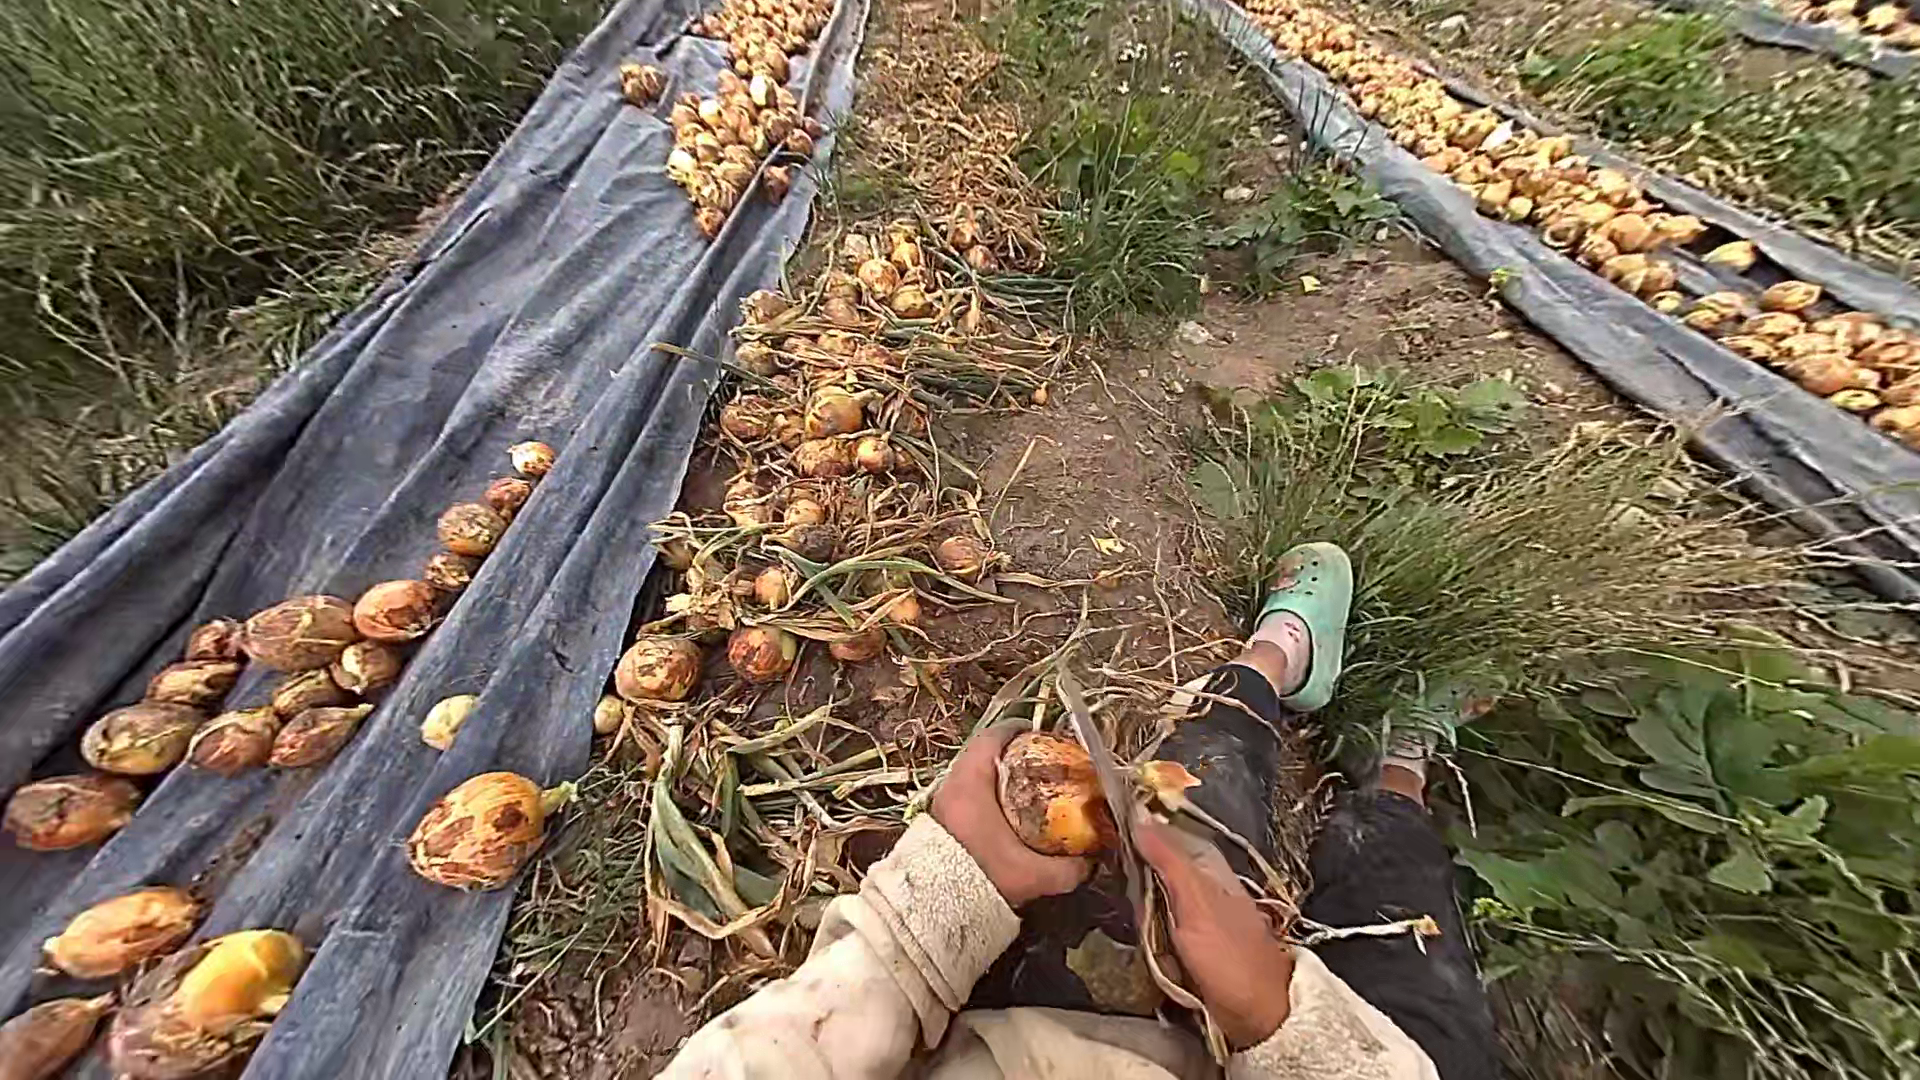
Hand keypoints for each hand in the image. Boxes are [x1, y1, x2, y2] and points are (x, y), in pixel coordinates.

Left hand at [932, 726, 1090, 906]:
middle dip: (1017, 755)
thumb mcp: (1028, 874)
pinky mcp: (941, 815)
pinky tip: (1011, 813)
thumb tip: (1091, 862)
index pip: (994, 736)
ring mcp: (944, 797)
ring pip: (978, 772)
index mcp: (972, 780)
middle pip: (988, 751)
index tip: (1044, 739)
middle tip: (1044, 765)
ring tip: (1032, 789)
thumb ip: (1065, 869)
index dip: (1021, 731)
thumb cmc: (979, 876)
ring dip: (1003, 776)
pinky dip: (991, 793)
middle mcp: (954, 781)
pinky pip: (970, 789)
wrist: (932, 907)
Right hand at [1134, 810, 1295, 1048]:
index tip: (1112, 838)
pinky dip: (1152, 935)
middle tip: (1142, 907)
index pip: (1159, 830)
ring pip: (1148, 897)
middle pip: (1148, 866)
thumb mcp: (1195, 900)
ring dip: (1144, 915)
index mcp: (1204, 860)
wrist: (1259, 1020)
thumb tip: (1138, 814)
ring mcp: (1192, 908)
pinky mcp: (1186, 936)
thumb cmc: (1230, 956)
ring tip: (1153, 936)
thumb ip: (1167, 857)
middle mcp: (1197, 878)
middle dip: (1138, 885)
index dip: (1134, 832)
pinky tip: (1157, 950)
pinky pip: (1155, 924)